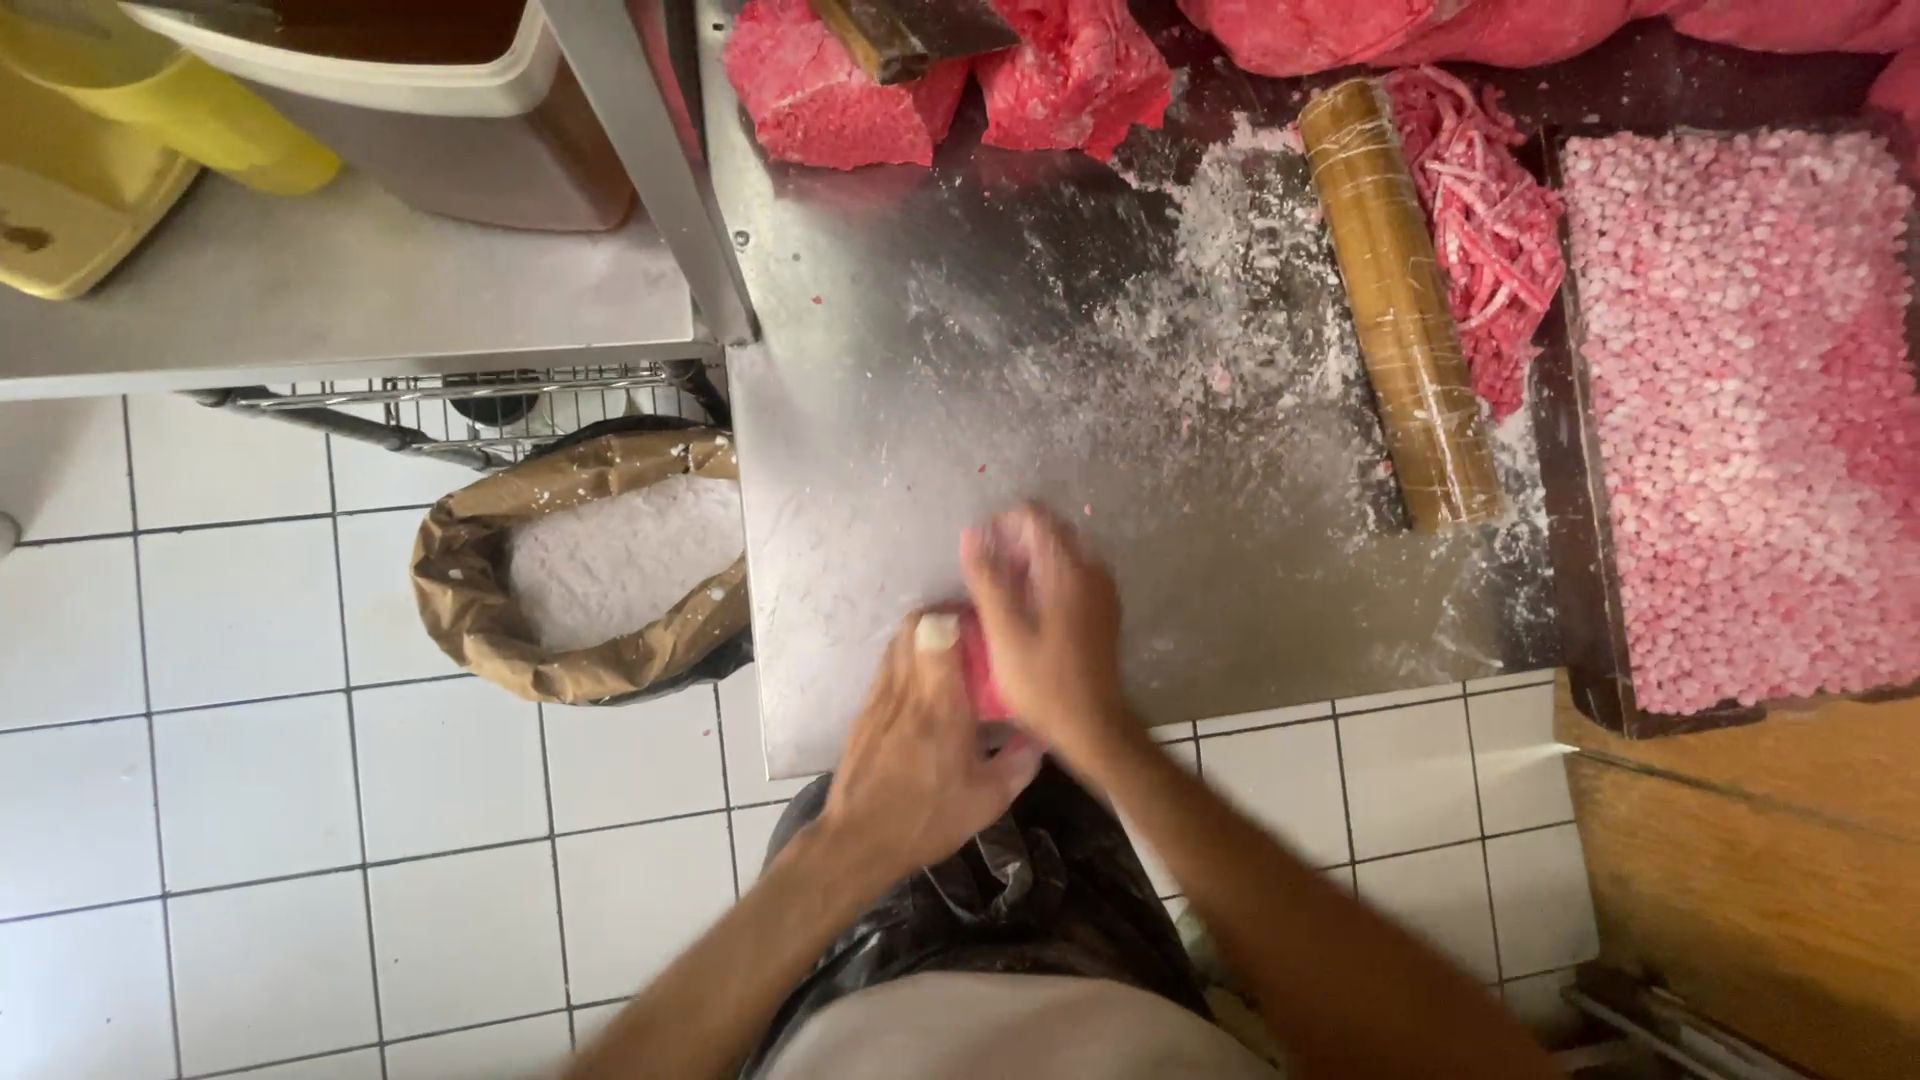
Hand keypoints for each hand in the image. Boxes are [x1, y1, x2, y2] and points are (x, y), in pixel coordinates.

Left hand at [818, 612, 1044, 881]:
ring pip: (897, 641)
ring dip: (922, 637)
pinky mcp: (864, 711)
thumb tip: (1040, 737)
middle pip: (914, 623)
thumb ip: (1020, 763)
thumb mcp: (988, 800)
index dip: (960, 615)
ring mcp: (879, 697)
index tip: (984, 627)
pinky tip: (923, 689)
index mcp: (941, 704)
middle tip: (968, 635)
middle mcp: (907, 689)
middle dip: (942, 616)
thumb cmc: (927, 819)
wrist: (858, 841)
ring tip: (947, 657)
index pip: (937, 629)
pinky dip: (906, 662)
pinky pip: (886, 667)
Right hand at [959, 503, 1136, 756]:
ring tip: (1004, 594)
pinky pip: (1073, 574)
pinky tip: (1029, 609)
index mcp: (1068, 569)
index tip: (981, 550)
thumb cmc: (1043, 682)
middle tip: (988, 576)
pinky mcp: (1104, 608)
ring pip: (1062, 552)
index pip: (1035, 516)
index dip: (1003, 523)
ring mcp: (1102, 589)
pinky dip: (1048, 578)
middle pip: (1050, 531)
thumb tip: (971, 534)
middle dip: (1015, 542)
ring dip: (1030, 561)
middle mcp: (1092, 570)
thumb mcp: (1004, 633)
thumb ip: (987, 579)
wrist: (1093, 726)